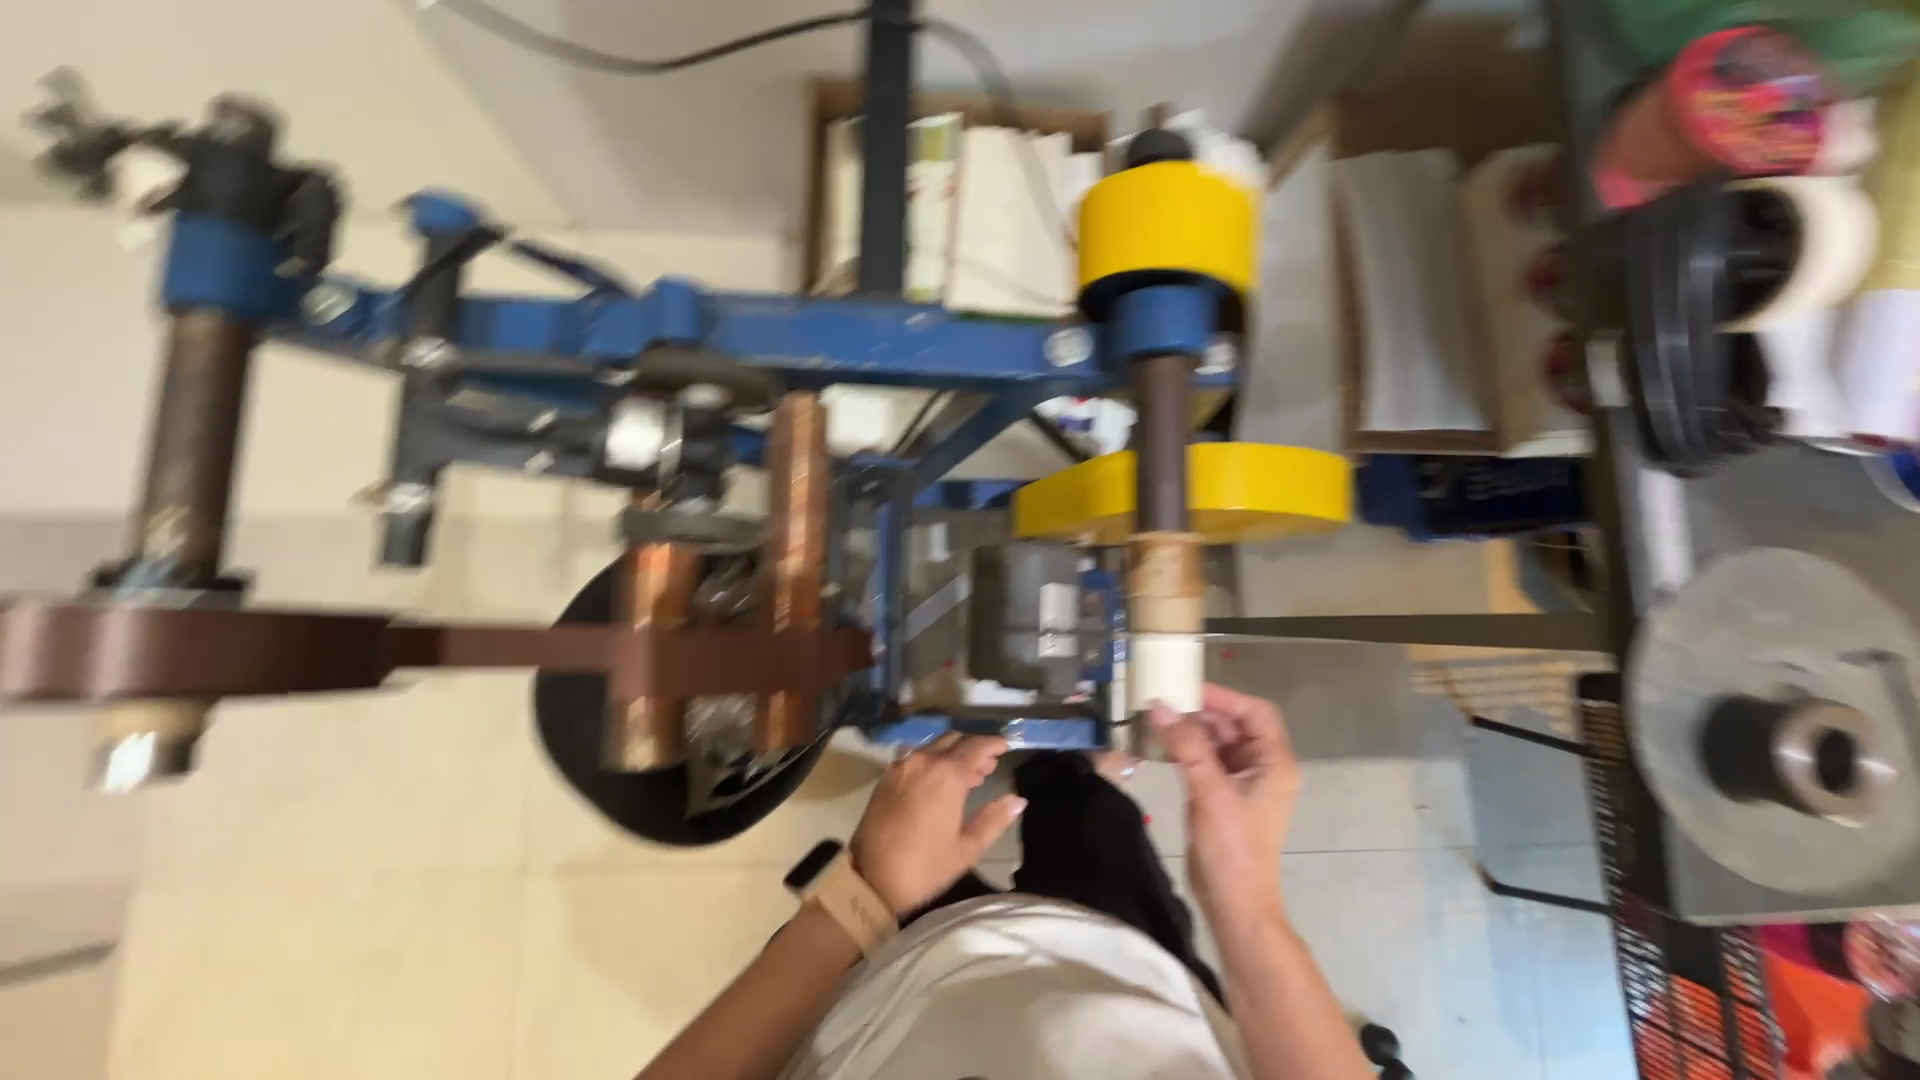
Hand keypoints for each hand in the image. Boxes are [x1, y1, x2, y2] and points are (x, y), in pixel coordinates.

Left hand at [849, 733, 1026, 915]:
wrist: (870, 877)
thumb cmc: (924, 866)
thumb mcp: (966, 848)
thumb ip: (994, 819)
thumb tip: (1018, 800)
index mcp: (947, 774)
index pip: (976, 746)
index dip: (994, 744)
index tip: (1006, 747)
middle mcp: (924, 761)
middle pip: (954, 740)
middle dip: (973, 748)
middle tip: (988, 765)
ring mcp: (902, 766)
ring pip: (933, 747)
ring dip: (952, 754)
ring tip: (967, 776)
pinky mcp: (886, 776)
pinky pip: (915, 757)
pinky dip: (932, 761)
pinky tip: (938, 781)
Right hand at [1150, 684, 1300, 925]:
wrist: (1234, 904)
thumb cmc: (1234, 848)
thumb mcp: (1211, 792)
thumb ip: (1186, 746)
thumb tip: (1159, 705)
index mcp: (1274, 763)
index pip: (1255, 712)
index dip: (1223, 697)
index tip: (1186, 690)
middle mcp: (1261, 767)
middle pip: (1233, 724)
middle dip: (1200, 712)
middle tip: (1163, 702)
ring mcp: (1240, 782)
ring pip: (1215, 741)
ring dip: (1189, 730)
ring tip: (1156, 720)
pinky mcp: (1221, 796)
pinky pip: (1203, 761)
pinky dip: (1184, 750)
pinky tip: (1159, 744)